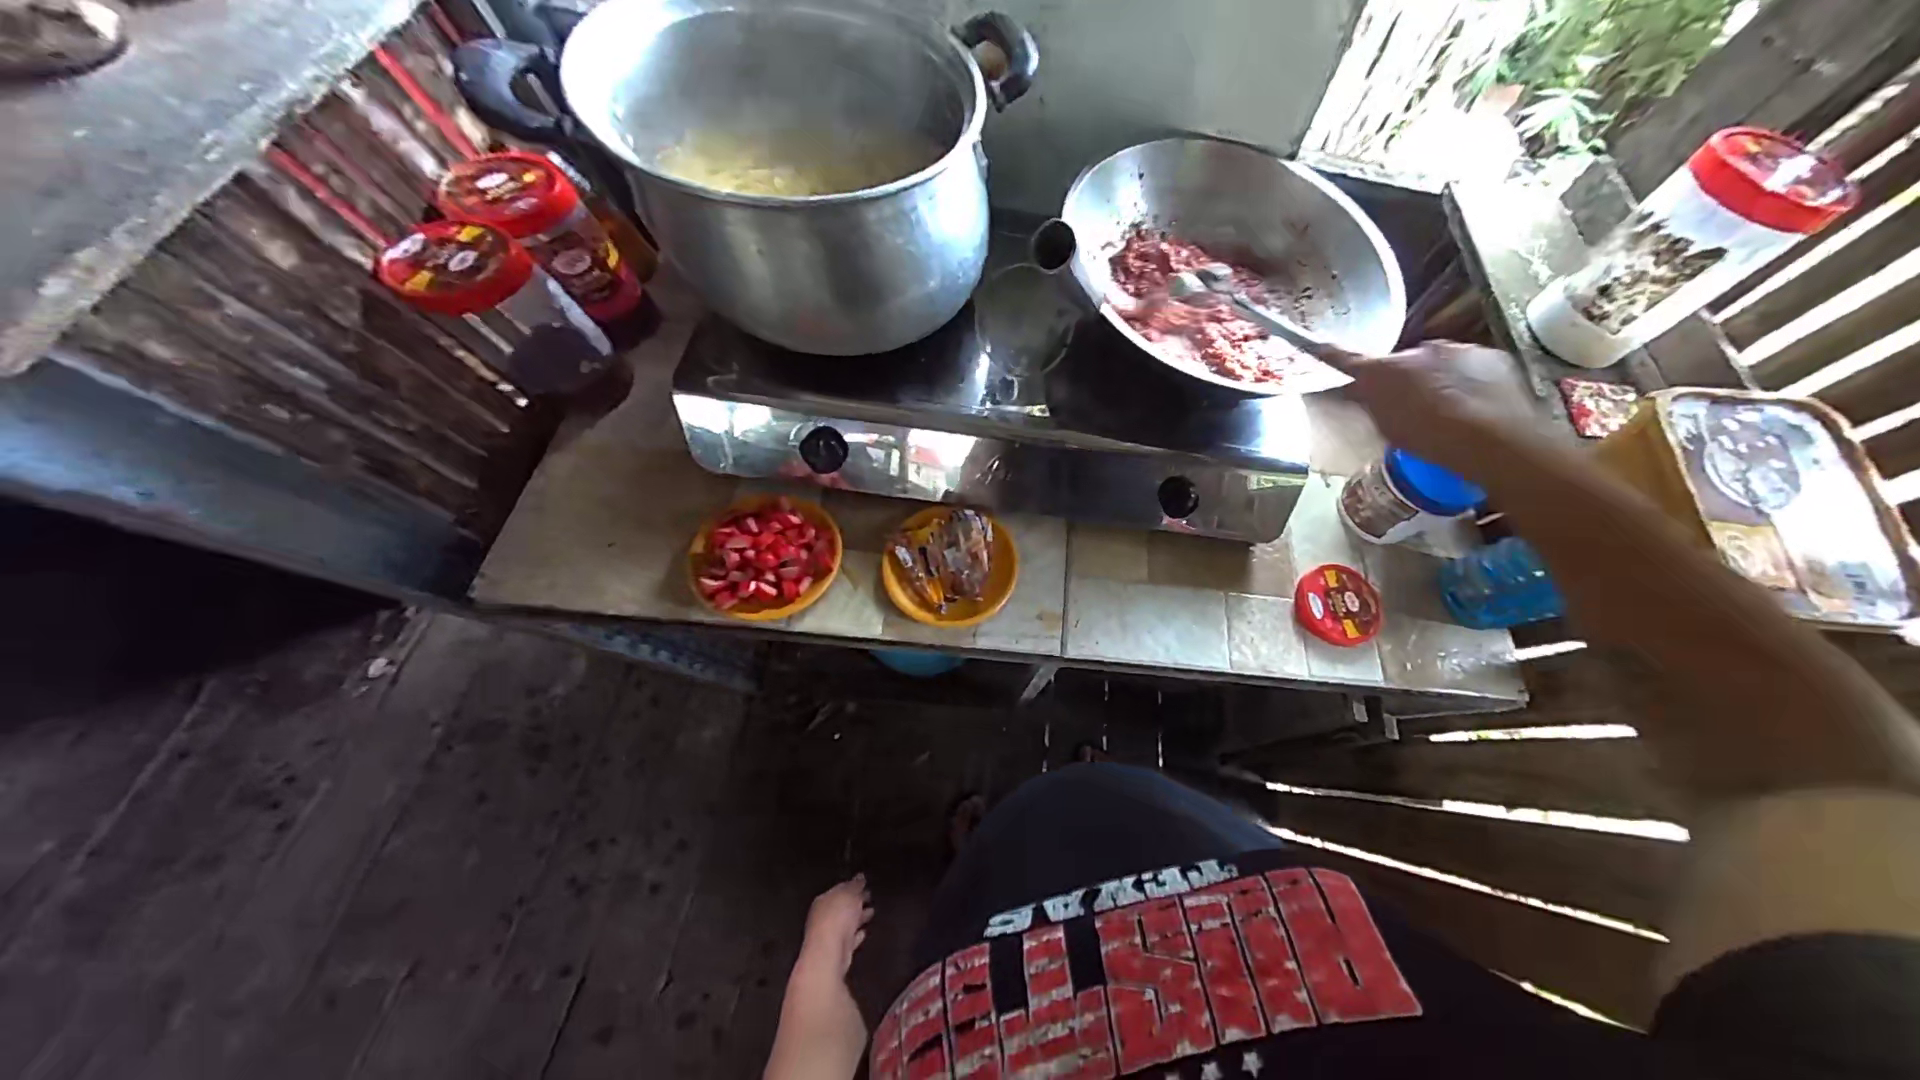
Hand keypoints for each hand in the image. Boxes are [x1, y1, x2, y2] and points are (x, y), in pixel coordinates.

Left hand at [801, 874, 873, 976]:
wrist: (830, 953)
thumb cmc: (838, 917)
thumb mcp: (849, 894)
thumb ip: (855, 885)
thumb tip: (860, 876)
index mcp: (824, 900)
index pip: (840, 889)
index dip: (853, 886)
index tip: (865, 884)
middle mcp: (824, 916)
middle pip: (843, 906)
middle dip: (856, 901)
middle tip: (870, 896)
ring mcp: (830, 935)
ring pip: (847, 922)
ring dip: (859, 917)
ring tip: (872, 912)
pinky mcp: (838, 951)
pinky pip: (850, 939)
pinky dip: (857, 935)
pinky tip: (864, 932)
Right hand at [1325, 341, 1544, 476]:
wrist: (1495, 440)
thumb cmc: (1430, 440)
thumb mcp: (1386, 429)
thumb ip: (1369, 404)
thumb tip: (1356, 392)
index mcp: (1383, 370)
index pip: (1347, 359)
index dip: (1330, 355)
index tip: (1316, 347)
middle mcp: (1417, 350)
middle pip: (1400, 361)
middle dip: (1400, 377)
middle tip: (1405, 404)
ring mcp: (1457, 350)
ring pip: (1437, 362)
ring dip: (1435, 378)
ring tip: (1444, 410)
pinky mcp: (1491, 357)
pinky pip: (1469, 366)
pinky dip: (1467, 380)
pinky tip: (1471, 405)